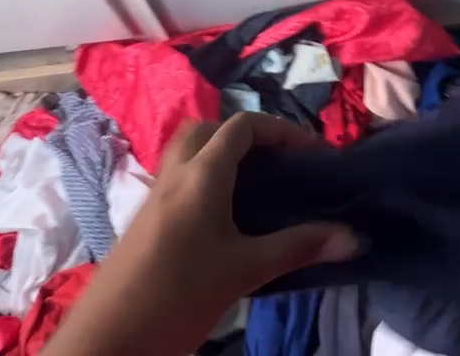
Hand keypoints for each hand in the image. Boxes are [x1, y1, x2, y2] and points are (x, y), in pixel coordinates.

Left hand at [43, 113, 360, 355]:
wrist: (104, 346)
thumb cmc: (177, 297)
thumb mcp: (244, 271)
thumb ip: (299, 247)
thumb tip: (355, 237)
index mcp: (202, 175)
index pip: (244, 126)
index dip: (282, 131)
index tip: (312, 154)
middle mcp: (175, 175)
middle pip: (210, 130)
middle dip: (246, 136)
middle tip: (277, 162)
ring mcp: (155, 197)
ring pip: (189, 152)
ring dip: (221, 154)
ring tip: (255, 185)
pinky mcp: (144, 222)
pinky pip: (179, 178)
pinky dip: (205, 178)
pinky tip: (225, 217)